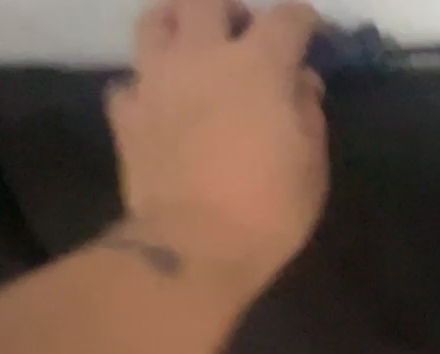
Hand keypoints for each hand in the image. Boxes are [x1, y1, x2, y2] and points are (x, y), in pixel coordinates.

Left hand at [107, 0, 327, 292]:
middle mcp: (201, 55)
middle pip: (206, 0)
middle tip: (244, 28)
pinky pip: (132, 81)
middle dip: (231, 8)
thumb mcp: (312, 167)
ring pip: (155, 22)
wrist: (197, 244)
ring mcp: (155, 79)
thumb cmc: (271, 209)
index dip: (303, 20)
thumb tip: (302, 83)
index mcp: (257, 68)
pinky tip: (161, 103)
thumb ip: (309, 114)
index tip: (313, 29)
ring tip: (192, 45)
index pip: (285, 21)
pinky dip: (148, 85)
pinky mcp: (127, 111)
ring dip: (177, 24)